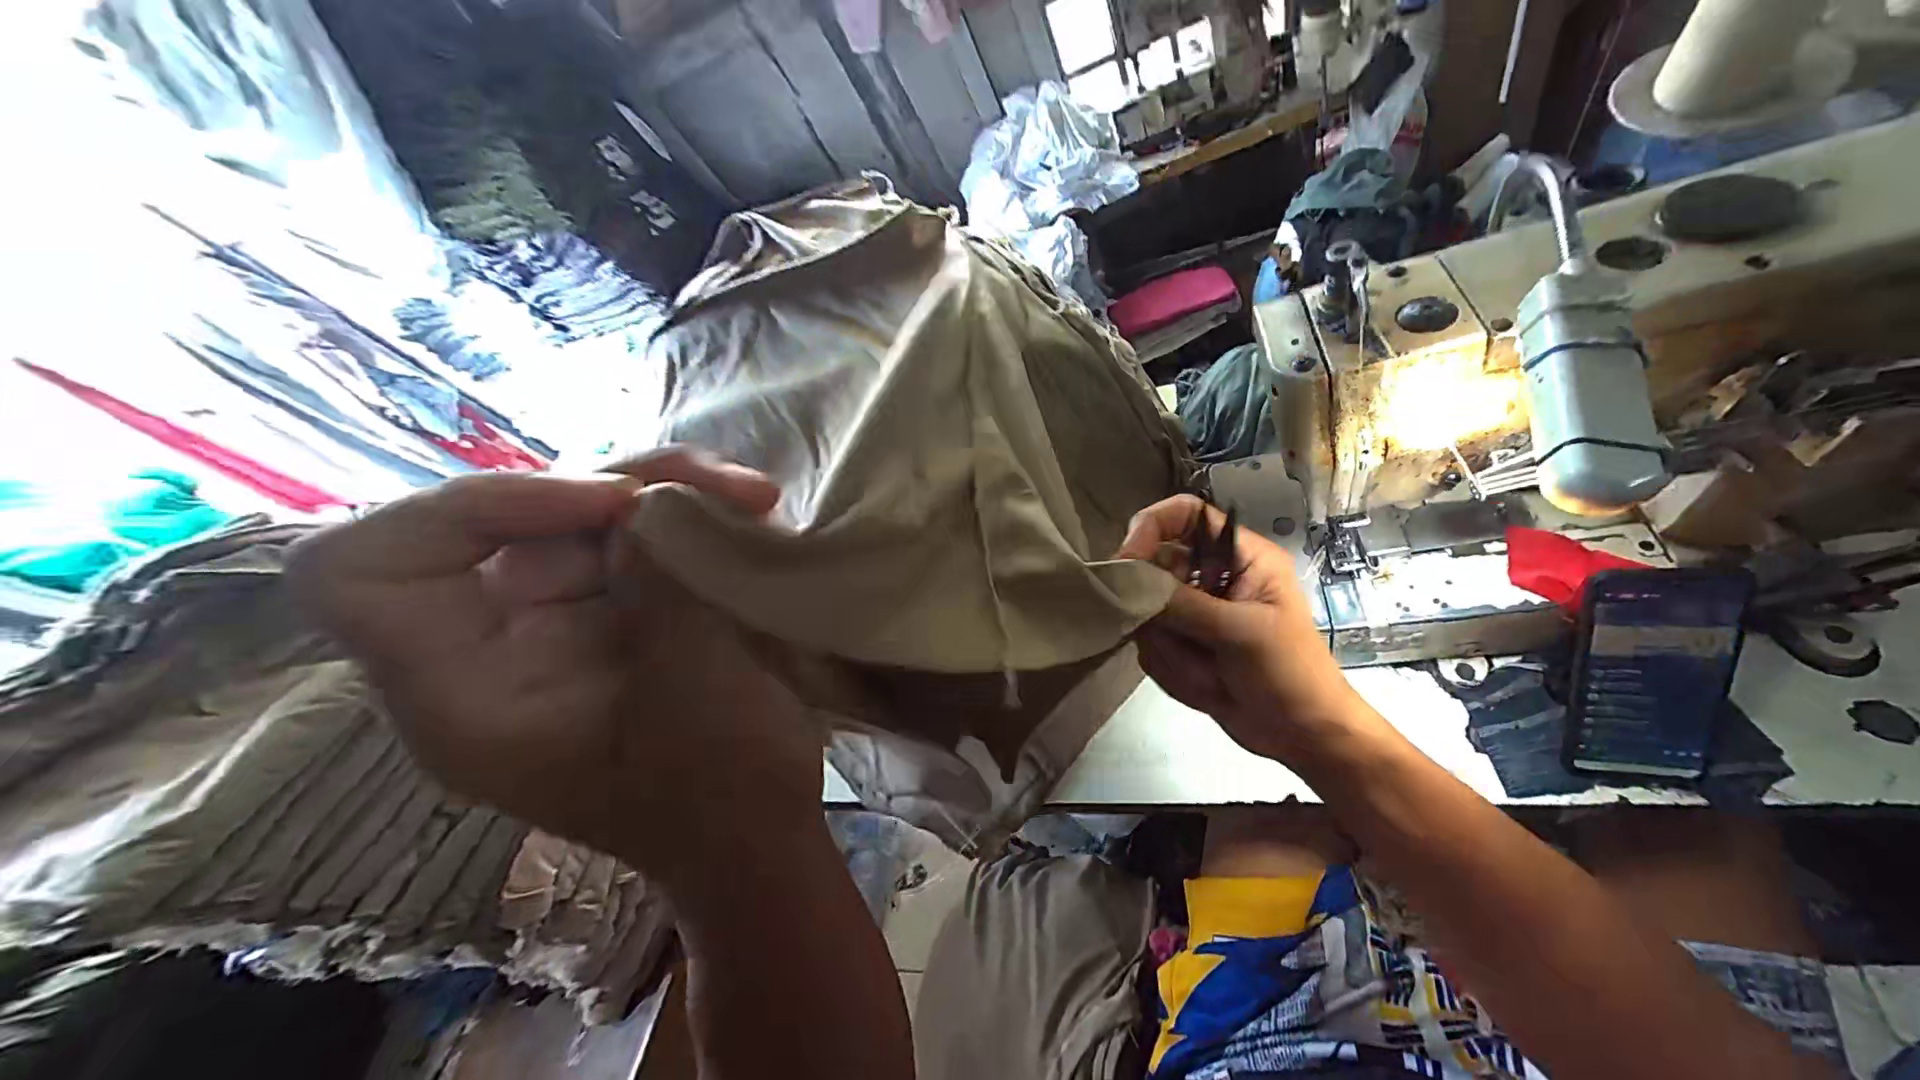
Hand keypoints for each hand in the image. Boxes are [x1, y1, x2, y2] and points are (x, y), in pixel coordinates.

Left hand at [287, 449, 821, 876]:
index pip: (364, 570)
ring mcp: (548, 624)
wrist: (760, 831)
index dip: (471, 510)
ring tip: (754, 495)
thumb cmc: (727, 797)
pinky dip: (681, 514)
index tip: (611, 504)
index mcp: (466, 696)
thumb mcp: (704, 698)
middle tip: (732, 489)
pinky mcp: (602, 612)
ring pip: (572, 513)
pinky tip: (744, 515)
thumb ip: (663, 594)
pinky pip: (620, 535)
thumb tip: (649, 502)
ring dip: (664, 489)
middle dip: (621, 484)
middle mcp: (488, 645)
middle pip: (505, 520)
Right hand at [1116, 494, 1368, 761]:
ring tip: (1211, 674)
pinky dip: (1173, 671)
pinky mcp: (1183, 645)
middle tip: (1186, 642)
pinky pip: (1151, 647)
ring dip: (1174, 652)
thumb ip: (1184, 604)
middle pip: (1154, 570)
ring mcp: (1195, 614)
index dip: (1151, 527)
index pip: (1185, 515)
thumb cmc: (1290, 673)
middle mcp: (1213, 578)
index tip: (1127, 560)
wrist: (1303, 736)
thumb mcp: (1241, 632)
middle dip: (1163, 616)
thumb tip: (1130, 582)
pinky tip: (1207, 686)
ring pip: (1147, 615)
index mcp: (1241, 557)